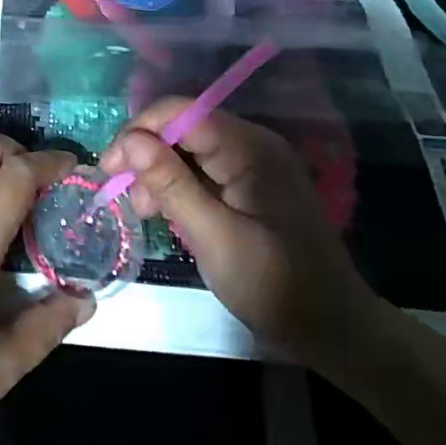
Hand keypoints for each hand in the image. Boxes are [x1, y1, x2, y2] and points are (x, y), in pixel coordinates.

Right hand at [100, 99, 379, 365]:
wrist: (334, 331)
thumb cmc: (276, 285)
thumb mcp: (215, 238)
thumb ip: (171, 185)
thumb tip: (129, 140)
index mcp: (250, 149)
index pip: (182, 113)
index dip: (140, 131)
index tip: (111, 168)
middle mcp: (251, 145)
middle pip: (180, 127)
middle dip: (145, 154)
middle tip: (122, 192)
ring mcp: (250, 164)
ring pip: (185, 148)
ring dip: (156, 172)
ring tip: (143, 210)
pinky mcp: (246, 184)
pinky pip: (199, 168)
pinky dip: (174, 185)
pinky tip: (162, 210)